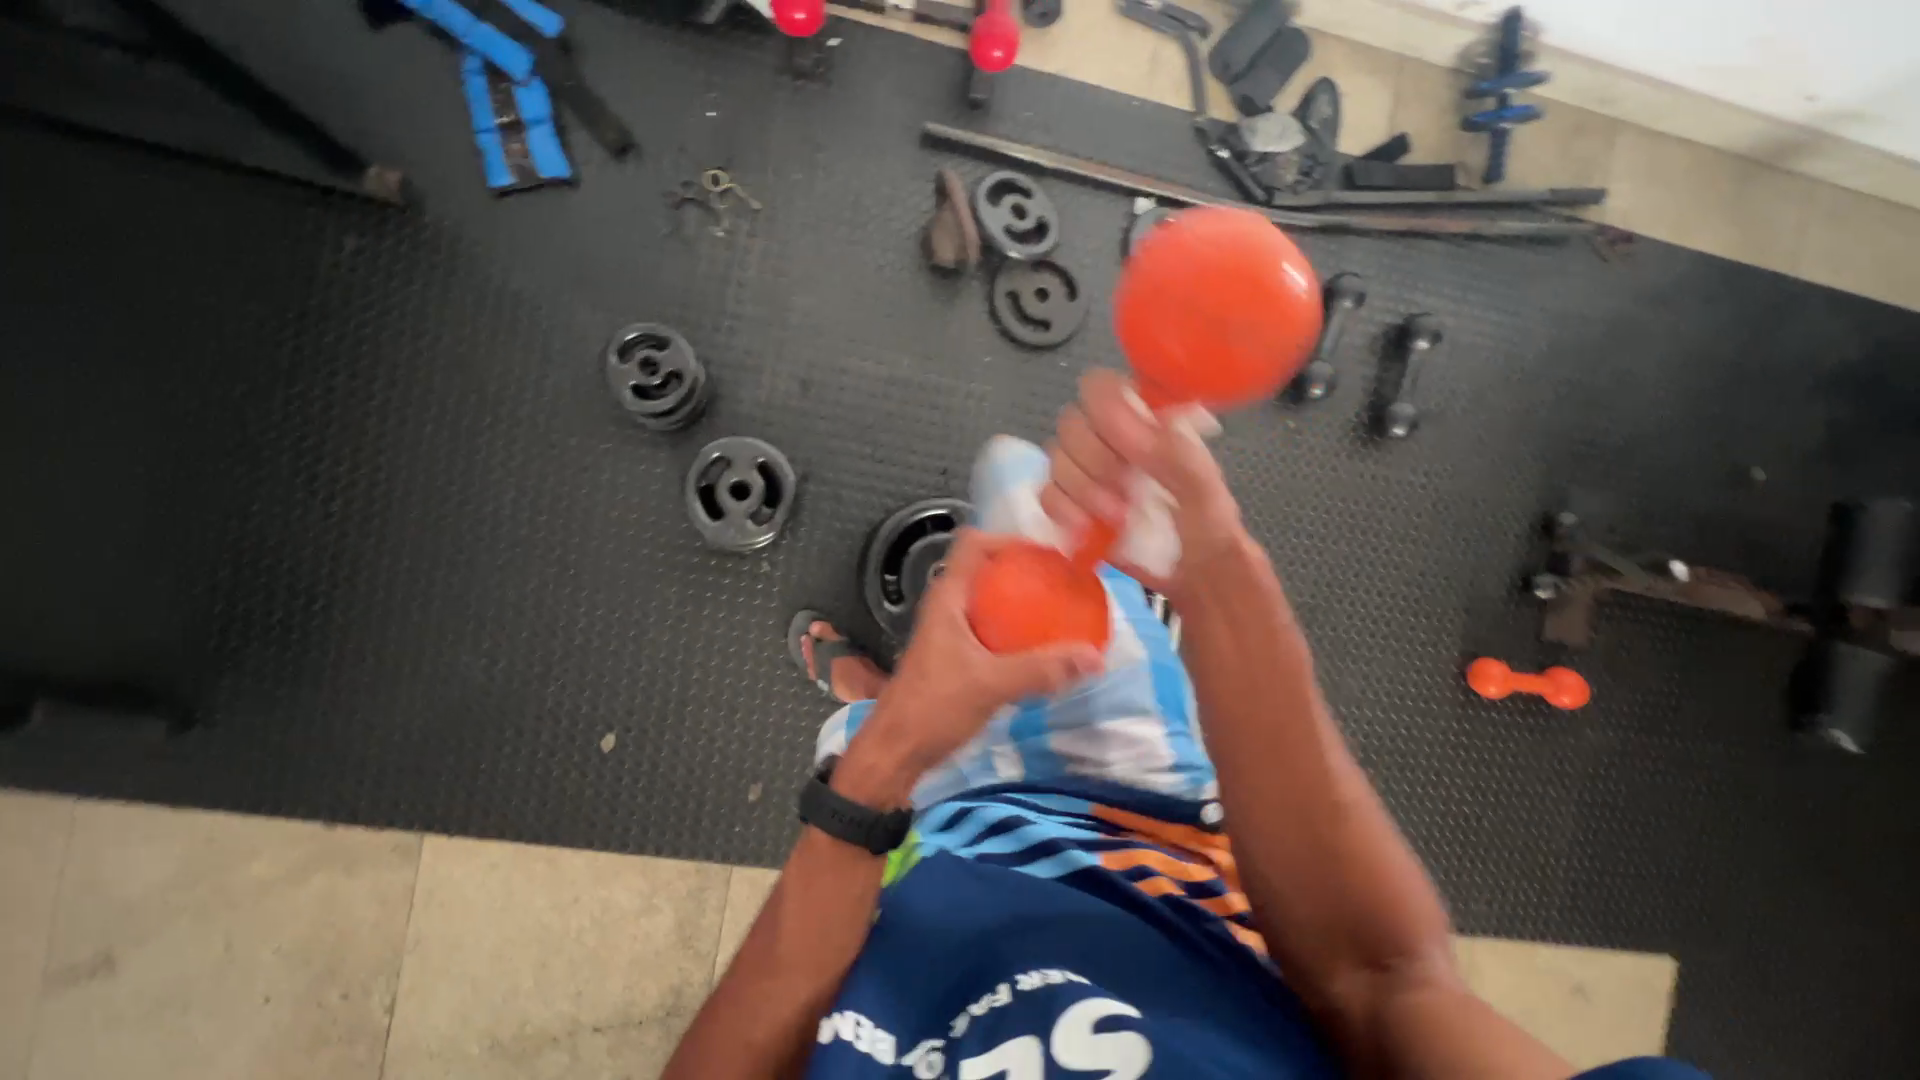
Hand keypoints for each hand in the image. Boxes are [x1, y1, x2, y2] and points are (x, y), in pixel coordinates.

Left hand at [845, 529, 1103, 796]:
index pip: (972, 545)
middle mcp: (947, 609)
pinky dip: (1016, 635)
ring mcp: (950, 635)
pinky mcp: (956, 660)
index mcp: (947, 599)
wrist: (895, 754)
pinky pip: (992, 634)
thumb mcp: (990, 686)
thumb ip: (1041, 670)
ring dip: (1021, 605)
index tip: (1047, 554)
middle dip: (1024, 573)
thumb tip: (1094, 656)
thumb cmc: (932, 709)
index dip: (1008, 539)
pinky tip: (1042, 652)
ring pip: (990, 605)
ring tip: (1061, 613)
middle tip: (1064, 584)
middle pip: (987, 572)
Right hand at [1041, 368, 1247, 599]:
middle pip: (1071, 423)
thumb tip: (1128, 428)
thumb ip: (1173, 452)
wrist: (1193, 575)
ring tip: (1118, 517)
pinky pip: (1046, 494)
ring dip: (1083, 491)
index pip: (1101, 388)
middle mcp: (1109, 438)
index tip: (1127, 446)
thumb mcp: (1202, 486)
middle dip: (1095, 460)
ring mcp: (1085, 471)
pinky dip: (1063, 512)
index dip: (1103, 410)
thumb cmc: (1207, 524)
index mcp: (1142, 419)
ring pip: (1055, 459)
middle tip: (1126, 490)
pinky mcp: (1069, 505)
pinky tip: (1087, 528)